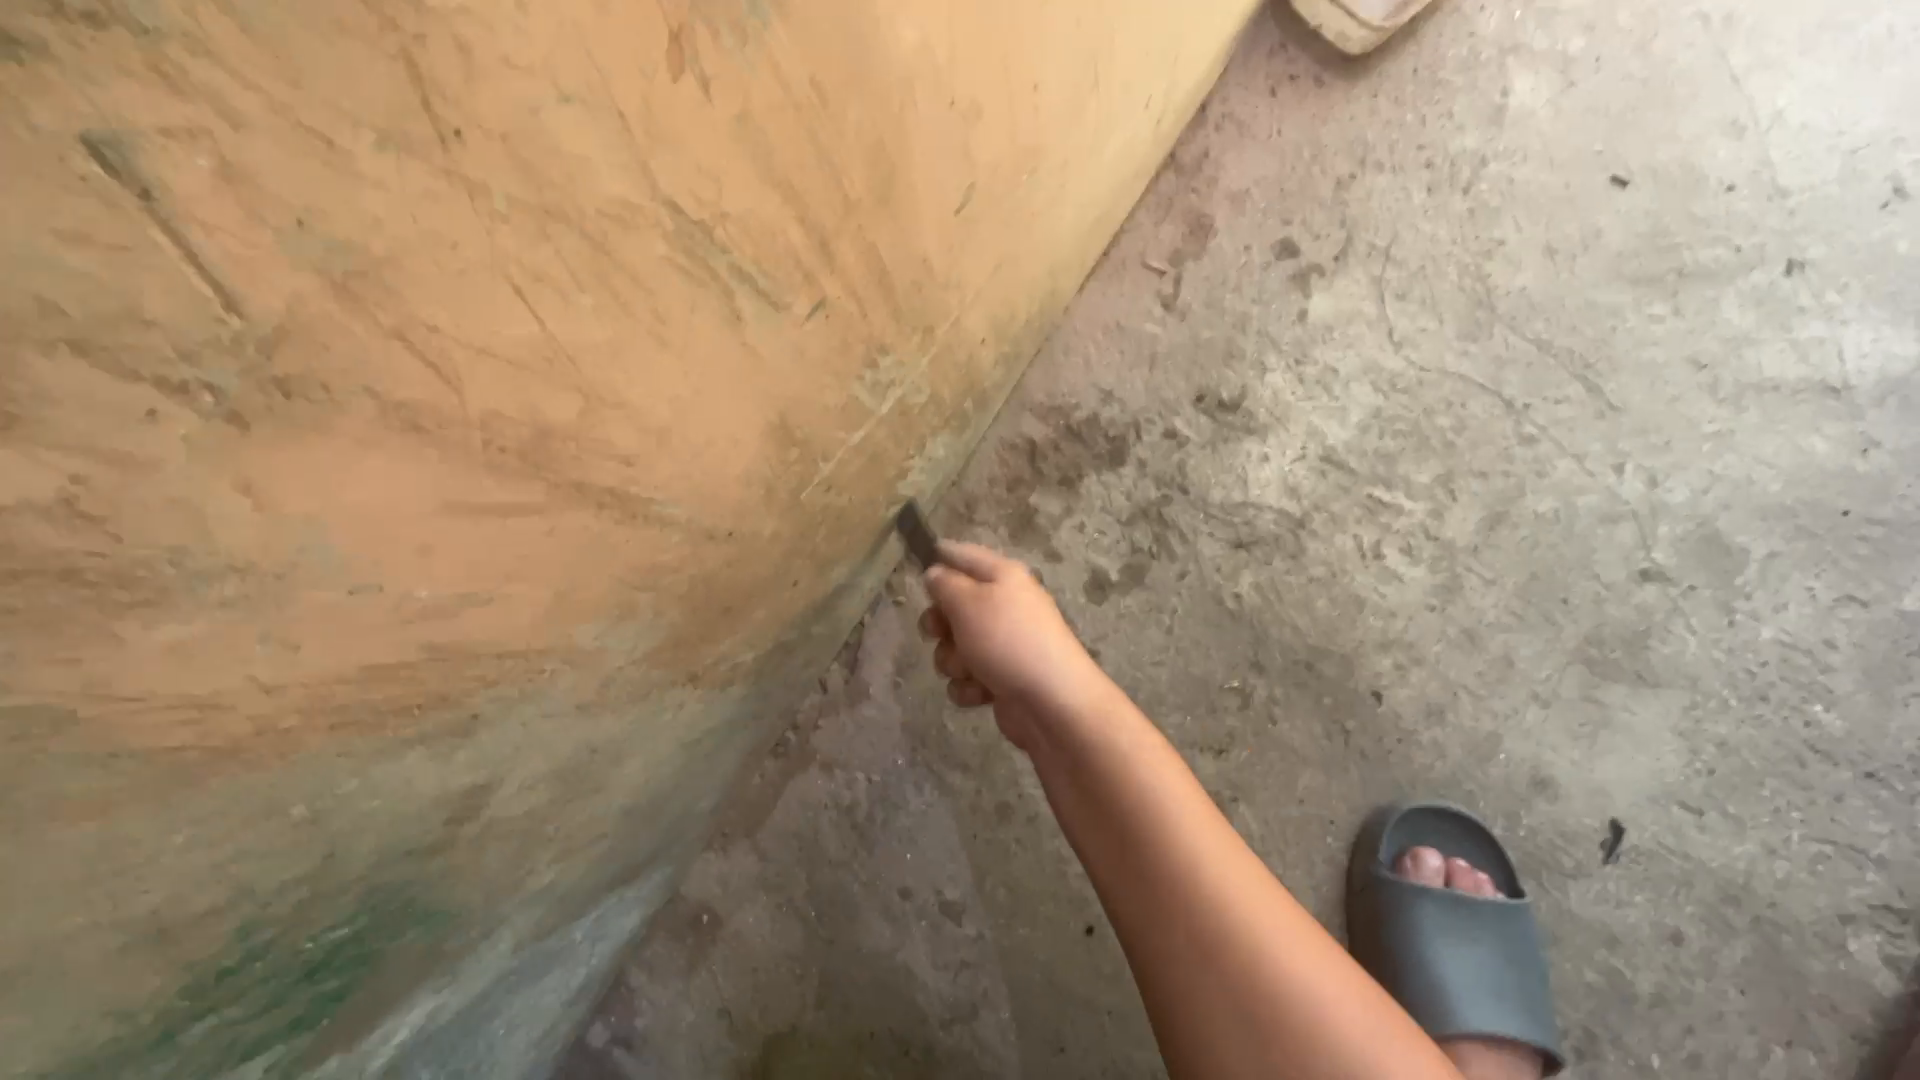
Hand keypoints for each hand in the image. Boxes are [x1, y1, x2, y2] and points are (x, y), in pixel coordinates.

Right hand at [919, 540, 1110, 750]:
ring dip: (952, 661)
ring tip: (968, 670)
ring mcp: (1004, 645)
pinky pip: (968, 677)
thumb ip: (945, 584)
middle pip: (954, 605)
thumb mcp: (969, 602)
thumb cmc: (1007, 641)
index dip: (938, 557)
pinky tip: (981, 693)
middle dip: (939, 624)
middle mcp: (1004, 606)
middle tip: (938, 632)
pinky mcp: (1001, 678)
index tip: (916, 566)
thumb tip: (934, 573)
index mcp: (1002, 576)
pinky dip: (969, 686)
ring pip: (955, 646)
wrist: (1050, 701)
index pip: (963, 554)